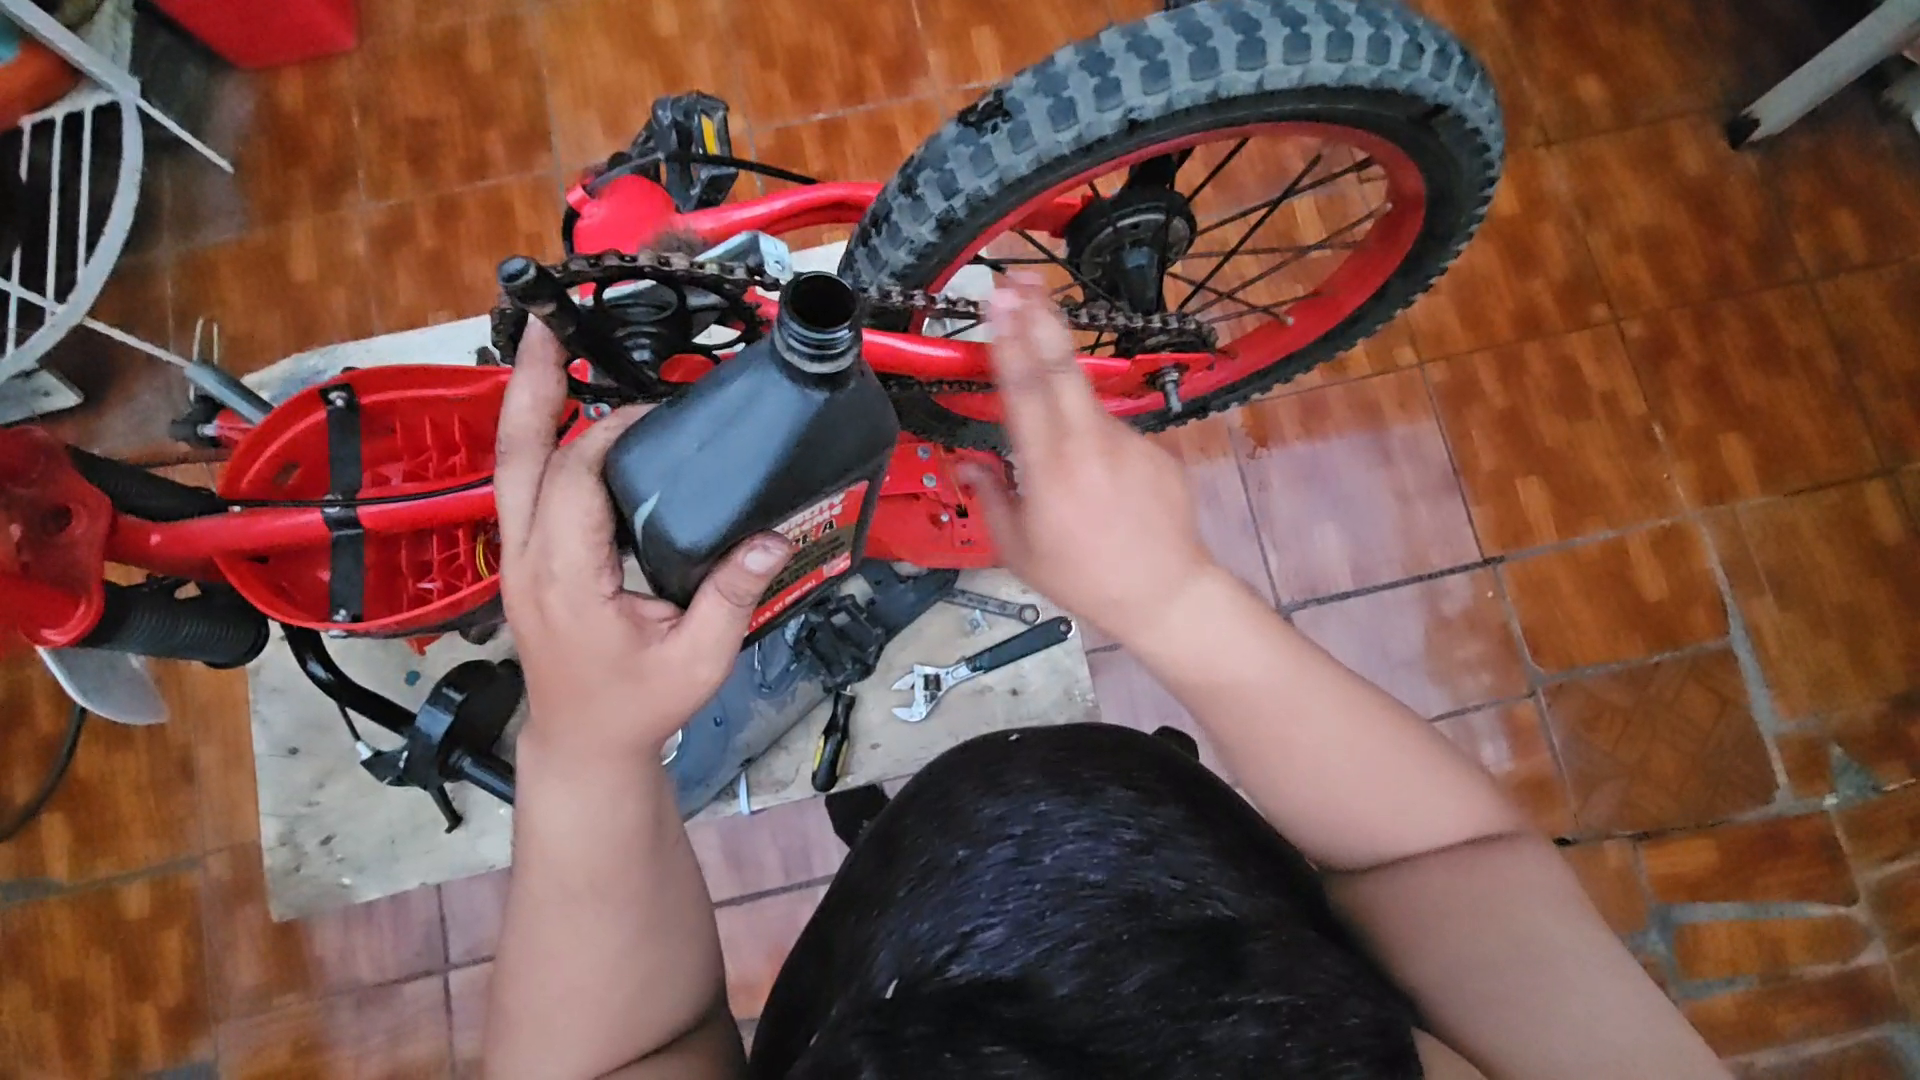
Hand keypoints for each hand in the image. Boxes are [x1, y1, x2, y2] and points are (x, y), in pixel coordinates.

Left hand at [494, 321, 792, 760]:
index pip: (577, 479)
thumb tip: (774, 536)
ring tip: (554, 353)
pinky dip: (542, 442)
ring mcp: (520, 559)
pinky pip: (525, 487)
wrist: (584, 744)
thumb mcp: (699, 658)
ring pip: (511, 466)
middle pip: (517, 455)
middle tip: (550, 324)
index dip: (612, 433)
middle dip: (533, 384)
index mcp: (566, 578)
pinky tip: (568, 420)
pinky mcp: (529, 562)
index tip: (656, 409)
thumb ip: (733, 595)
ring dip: (531, 406)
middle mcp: (529, 559)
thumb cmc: (639, 705)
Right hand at [958, 278, 1219, 644]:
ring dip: (1064, 389)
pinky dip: (1095, 442)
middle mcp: (1088, 442)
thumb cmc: (1082, 577)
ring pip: (1086, 402)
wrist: (1163, 592)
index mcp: (1049, 465)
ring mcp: (1127, 440)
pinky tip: (1099, 479)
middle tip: (1020, 281)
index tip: (998, 303)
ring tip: (1056, 416)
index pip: (1023, 388)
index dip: (1008, 340)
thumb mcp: (1018, 549)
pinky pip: (1113, 434)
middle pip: (1061, 366)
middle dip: (1039, 317)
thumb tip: (968, 464)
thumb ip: (990, 496)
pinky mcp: (1155, 449)